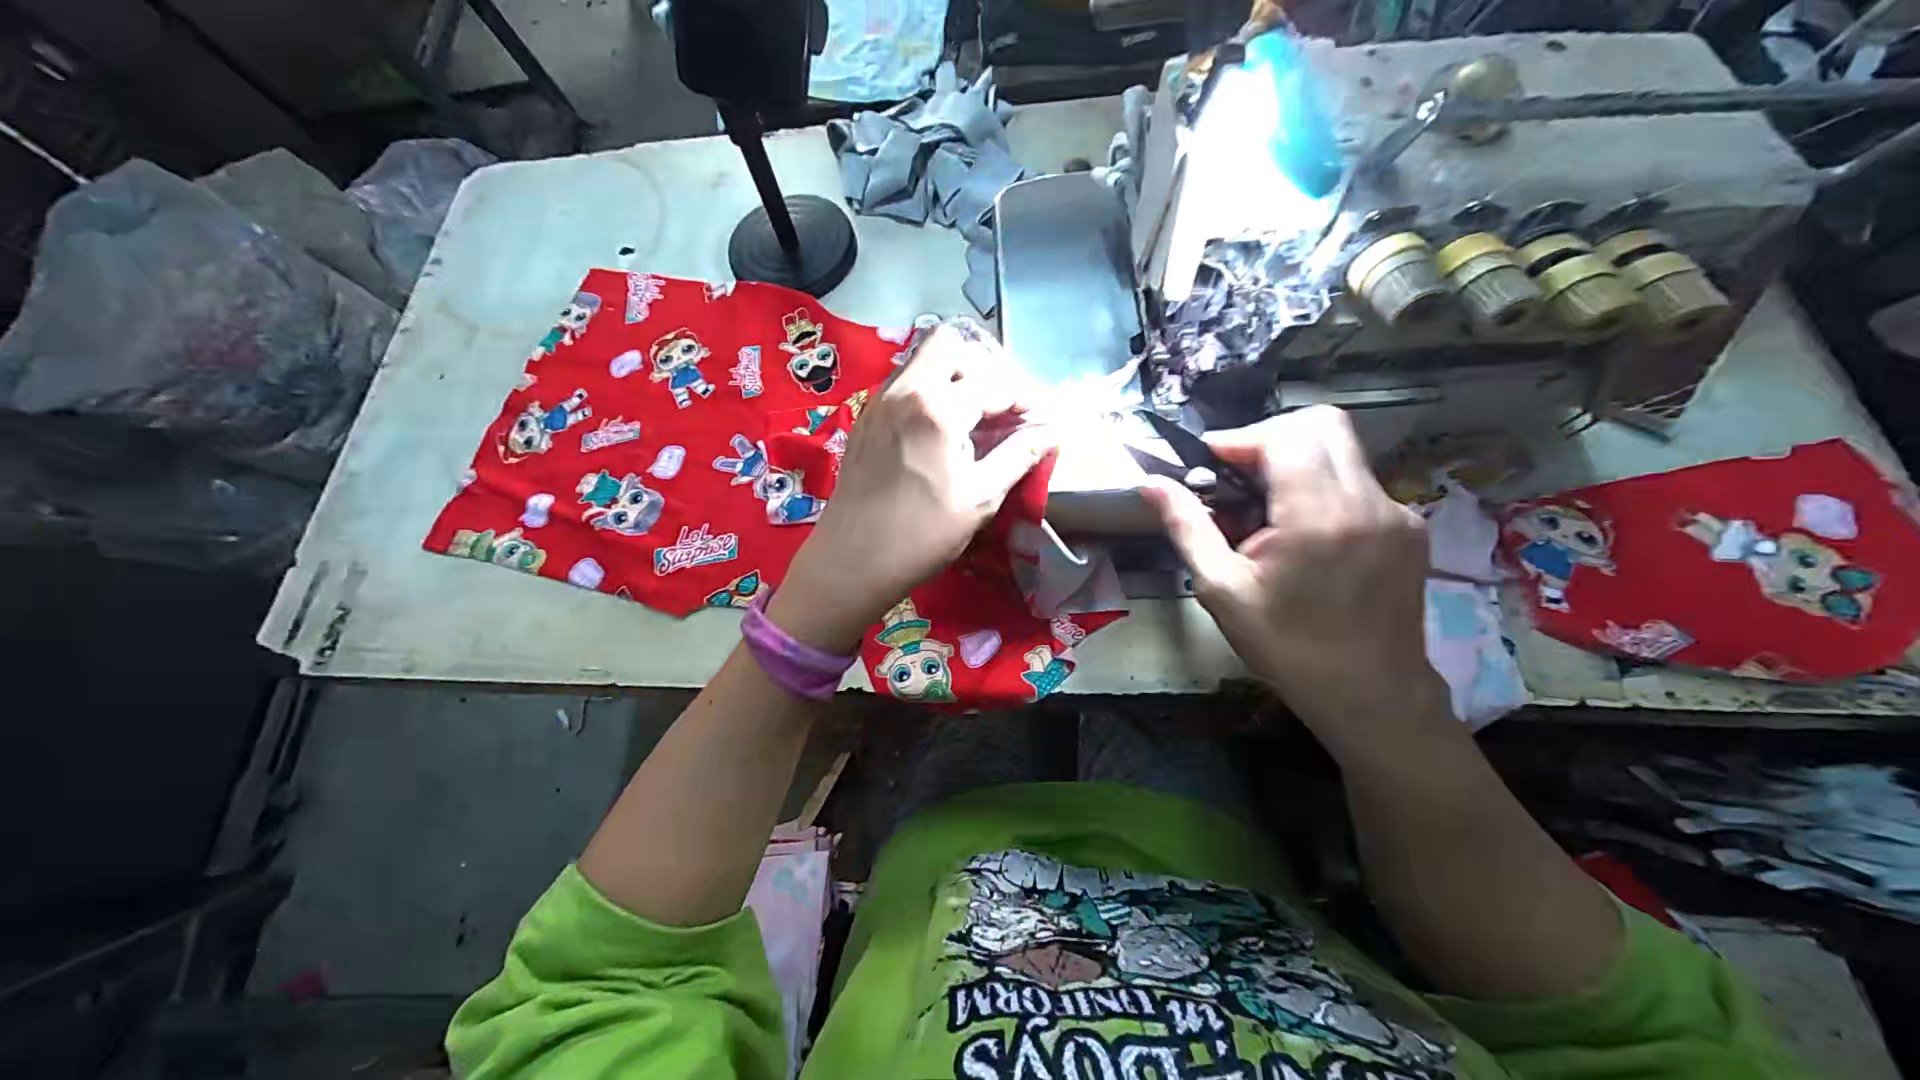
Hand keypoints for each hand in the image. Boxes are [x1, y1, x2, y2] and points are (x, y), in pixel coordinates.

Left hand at [770, 323, 1054, 651]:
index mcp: (937, 408)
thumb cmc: (920, 535)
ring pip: (921, 359)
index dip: (1021, 399)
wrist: (850, 561)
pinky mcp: (865, 418)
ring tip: (971, 417)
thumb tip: (1050, 431)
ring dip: (952, 375)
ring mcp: (878, 402)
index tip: (1033, 422)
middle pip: (950, 344)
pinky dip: (927, 390)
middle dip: (982, 368)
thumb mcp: (980, 498)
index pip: (992, 382)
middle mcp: (904, 391)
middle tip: (997, 408)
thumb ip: (1018, 456)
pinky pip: (902, 382)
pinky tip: (938, 430)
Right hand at [1139, 406, 1448, 754]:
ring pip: (1343, 449)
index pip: (1285, 436)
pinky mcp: (1409, 526)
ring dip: (1296, 461)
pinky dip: (1323, 486)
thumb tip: (1150, 484)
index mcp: (1318, 517)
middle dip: (1269, 438)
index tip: (1210, 463)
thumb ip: (1187, 527)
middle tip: (1236, 475)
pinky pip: (1359, 481)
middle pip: (1322, 424)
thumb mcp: (1223, 591)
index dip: (1240, 438)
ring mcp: (1397, 512)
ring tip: (1266, 507)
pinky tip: (1303, 531)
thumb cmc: (1288, 647)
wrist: (1371, 694)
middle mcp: (1367, 502)